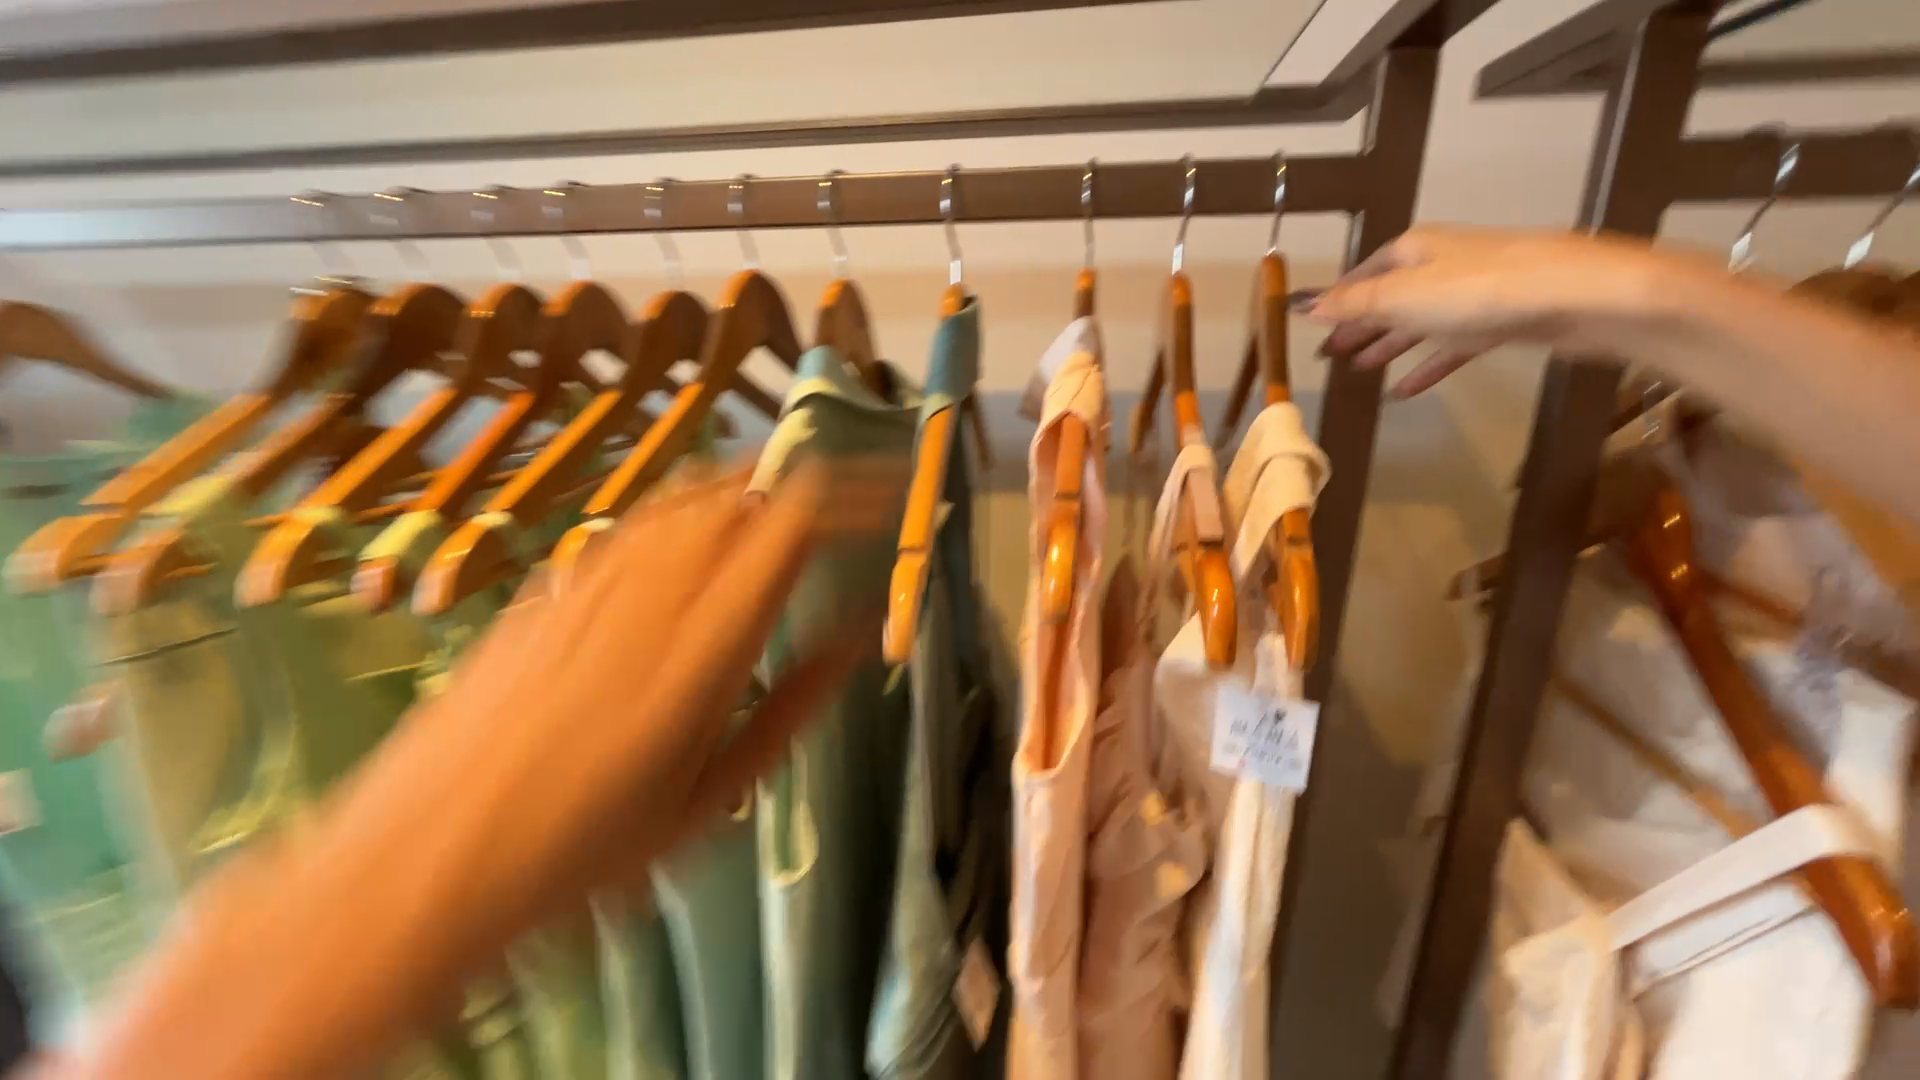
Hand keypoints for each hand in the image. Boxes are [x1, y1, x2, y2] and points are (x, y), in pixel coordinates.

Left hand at [70, 462, 882, 1079]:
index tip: (892, 495)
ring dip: (755, 481)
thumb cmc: (591, 844)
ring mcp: (597, 577)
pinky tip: (706, 520)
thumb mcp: (716, 794)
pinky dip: (695, 501)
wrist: (427, 855)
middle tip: (855, 498)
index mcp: (706, 643)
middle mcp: (655, 589)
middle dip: (813, 481)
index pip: (791, 525)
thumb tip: (860, 634)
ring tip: (795, 492)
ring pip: (692, 493)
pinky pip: (642, 515)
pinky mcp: (559, 581)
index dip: (850, 494)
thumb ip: (794, 704)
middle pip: (745, 492)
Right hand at [1308, 225, 1698, 398]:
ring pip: (1417, 323)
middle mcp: (1439, 265)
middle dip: (1357, 326)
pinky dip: (1426, 366)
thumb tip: (1301, 305)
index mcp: (1412, 250)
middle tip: (1328, 356)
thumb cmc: (1481, 290)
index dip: (1334, 302)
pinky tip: (1404, 391)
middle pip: (1386, 299)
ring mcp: (1472, 293)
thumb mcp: (1402, 296)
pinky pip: (1450, 346)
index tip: (1309, 327)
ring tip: (1358, 371)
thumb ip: (1352, 305)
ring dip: (1386, 346)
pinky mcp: (1500, 321)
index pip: (1360, 276)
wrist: (1582, 295)